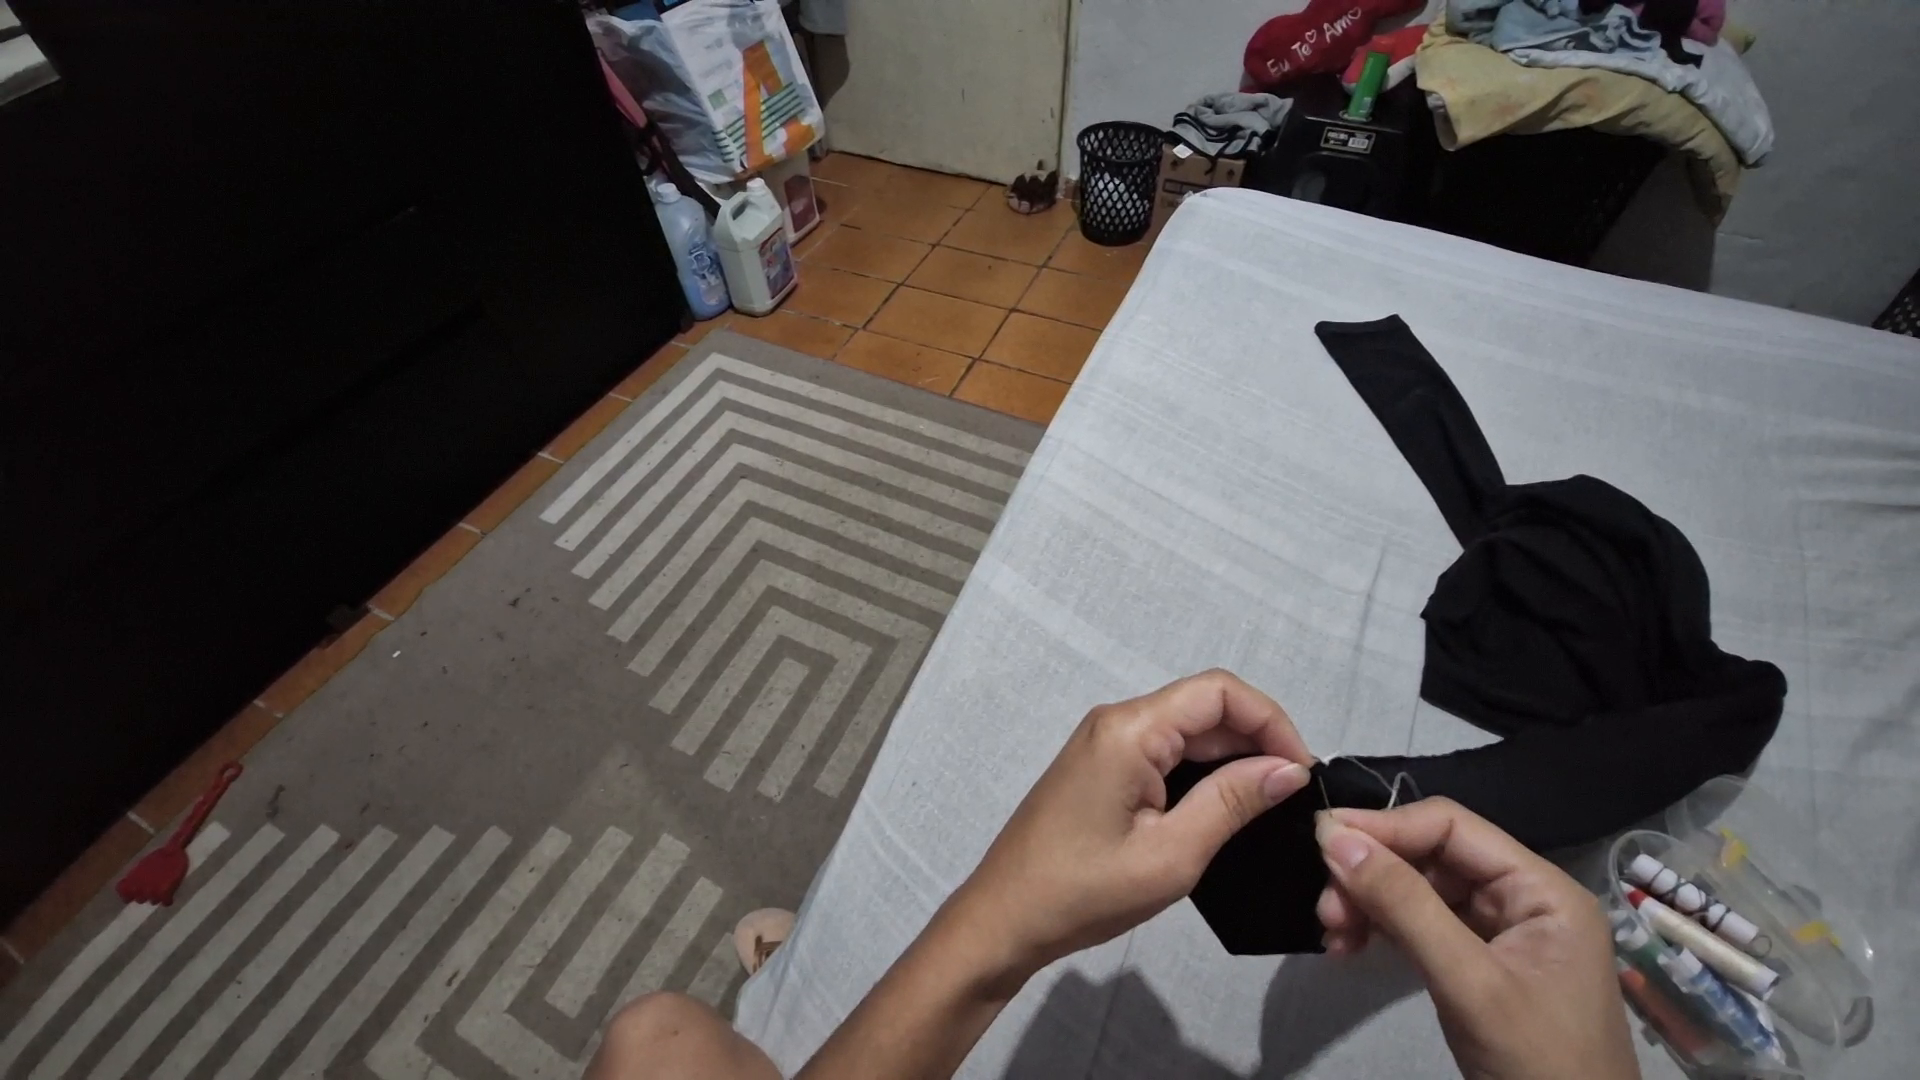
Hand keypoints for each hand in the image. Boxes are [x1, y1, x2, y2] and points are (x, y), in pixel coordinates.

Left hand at [949, 670, 1313, 978]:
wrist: (1006, 915)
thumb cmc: (1085, 890)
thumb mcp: (1171, 854)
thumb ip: (1231, 802)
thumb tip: (1289, 768)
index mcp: (1130, 729)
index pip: (1218, 691)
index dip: (1271, 721)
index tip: (1302, 773)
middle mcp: (1117, 721)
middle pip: (1203, 708)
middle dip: (1256, 742)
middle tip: (1294, 800)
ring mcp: (1107, 742)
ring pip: (1186, 731)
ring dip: (1231, 759)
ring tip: (1269, 807)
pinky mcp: (1103, 766)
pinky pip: (1164, 752)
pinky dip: (1201, 772)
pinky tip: (1225, 807)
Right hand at [1315, 799, 1639, 1079]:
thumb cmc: (1539, 1064)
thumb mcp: (1470, 983)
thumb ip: (1404, 904)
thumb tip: (1331, 834)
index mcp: (1540, 889)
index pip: (1449, 826)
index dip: (1384, 825)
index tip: (1322, 838)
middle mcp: (1519, 897)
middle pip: (1425, 854)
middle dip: (1369, 874)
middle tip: (1325, 906)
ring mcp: (1496, 929)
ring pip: (1411, 886)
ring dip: (1365, 902)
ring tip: (1332, 932)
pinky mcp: (1472, 958)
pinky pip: (1413, 921)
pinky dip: (1375, 928)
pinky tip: (1346, 946)